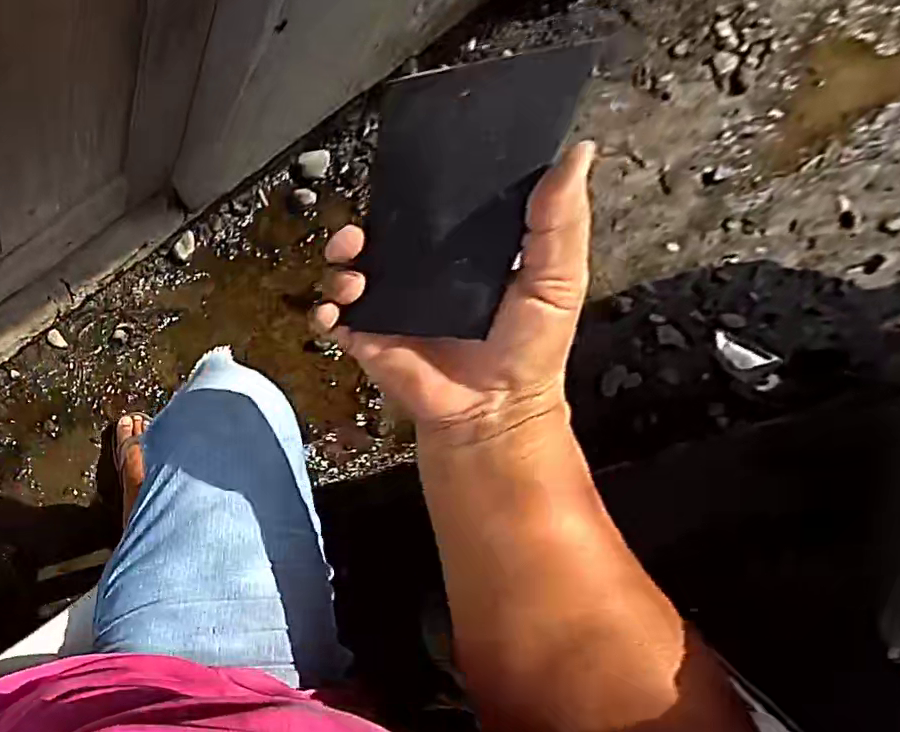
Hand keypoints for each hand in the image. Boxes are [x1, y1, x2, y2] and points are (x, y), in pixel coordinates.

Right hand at [310, 140, 596, 445]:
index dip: (407, 204)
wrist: (490, 406)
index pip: (424, 221)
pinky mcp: (366, 341)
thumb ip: (558, 221)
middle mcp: (415, 281)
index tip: (400, 194)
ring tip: (352, 280)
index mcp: (457, 259)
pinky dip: (324, 313)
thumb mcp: (558, 276)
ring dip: (338, 272)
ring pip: (345, 279)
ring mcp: (387, 312)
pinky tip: (332, 312)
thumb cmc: (528, 348)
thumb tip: (576, 155)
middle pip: (372, 247)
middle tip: (355, 238)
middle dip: (353, 236)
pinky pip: (333, 322)